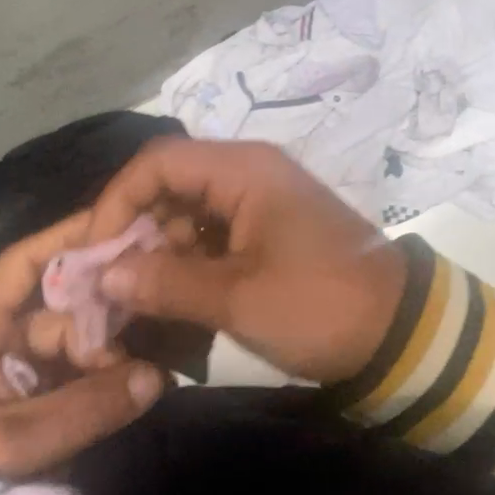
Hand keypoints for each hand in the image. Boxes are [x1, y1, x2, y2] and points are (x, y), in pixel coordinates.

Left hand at [0, 213, 164, 494]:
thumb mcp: (8, 440)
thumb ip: (82, 409)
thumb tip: (155, 376)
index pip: (25, 263)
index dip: (68, 238)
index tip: (119, 225)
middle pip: (59, 312)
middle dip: (98, 328)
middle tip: (134, 360)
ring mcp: (9, 378)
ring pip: (69, 351)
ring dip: (102, 365)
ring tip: (136, 385)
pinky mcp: (20, 411)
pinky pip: (68, 385)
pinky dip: (95, 390)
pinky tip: (126, 395)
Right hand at [86, 139, 406, 383]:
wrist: (400, 332)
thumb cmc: (318, 304)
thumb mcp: (238, 298)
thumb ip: (165, 282)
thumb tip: (104, 276)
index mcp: (242, 170)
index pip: (157, 162)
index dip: (117, 203)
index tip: (94, 254)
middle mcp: (248, 173)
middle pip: (169, 184)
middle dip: (134, 231)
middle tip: (108, 284)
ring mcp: (259, 201)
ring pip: (187, 211)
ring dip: (157, 251)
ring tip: (133, 299)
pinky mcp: (267, 230)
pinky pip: (211, 234)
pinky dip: (185, 261)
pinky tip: (168, 298)